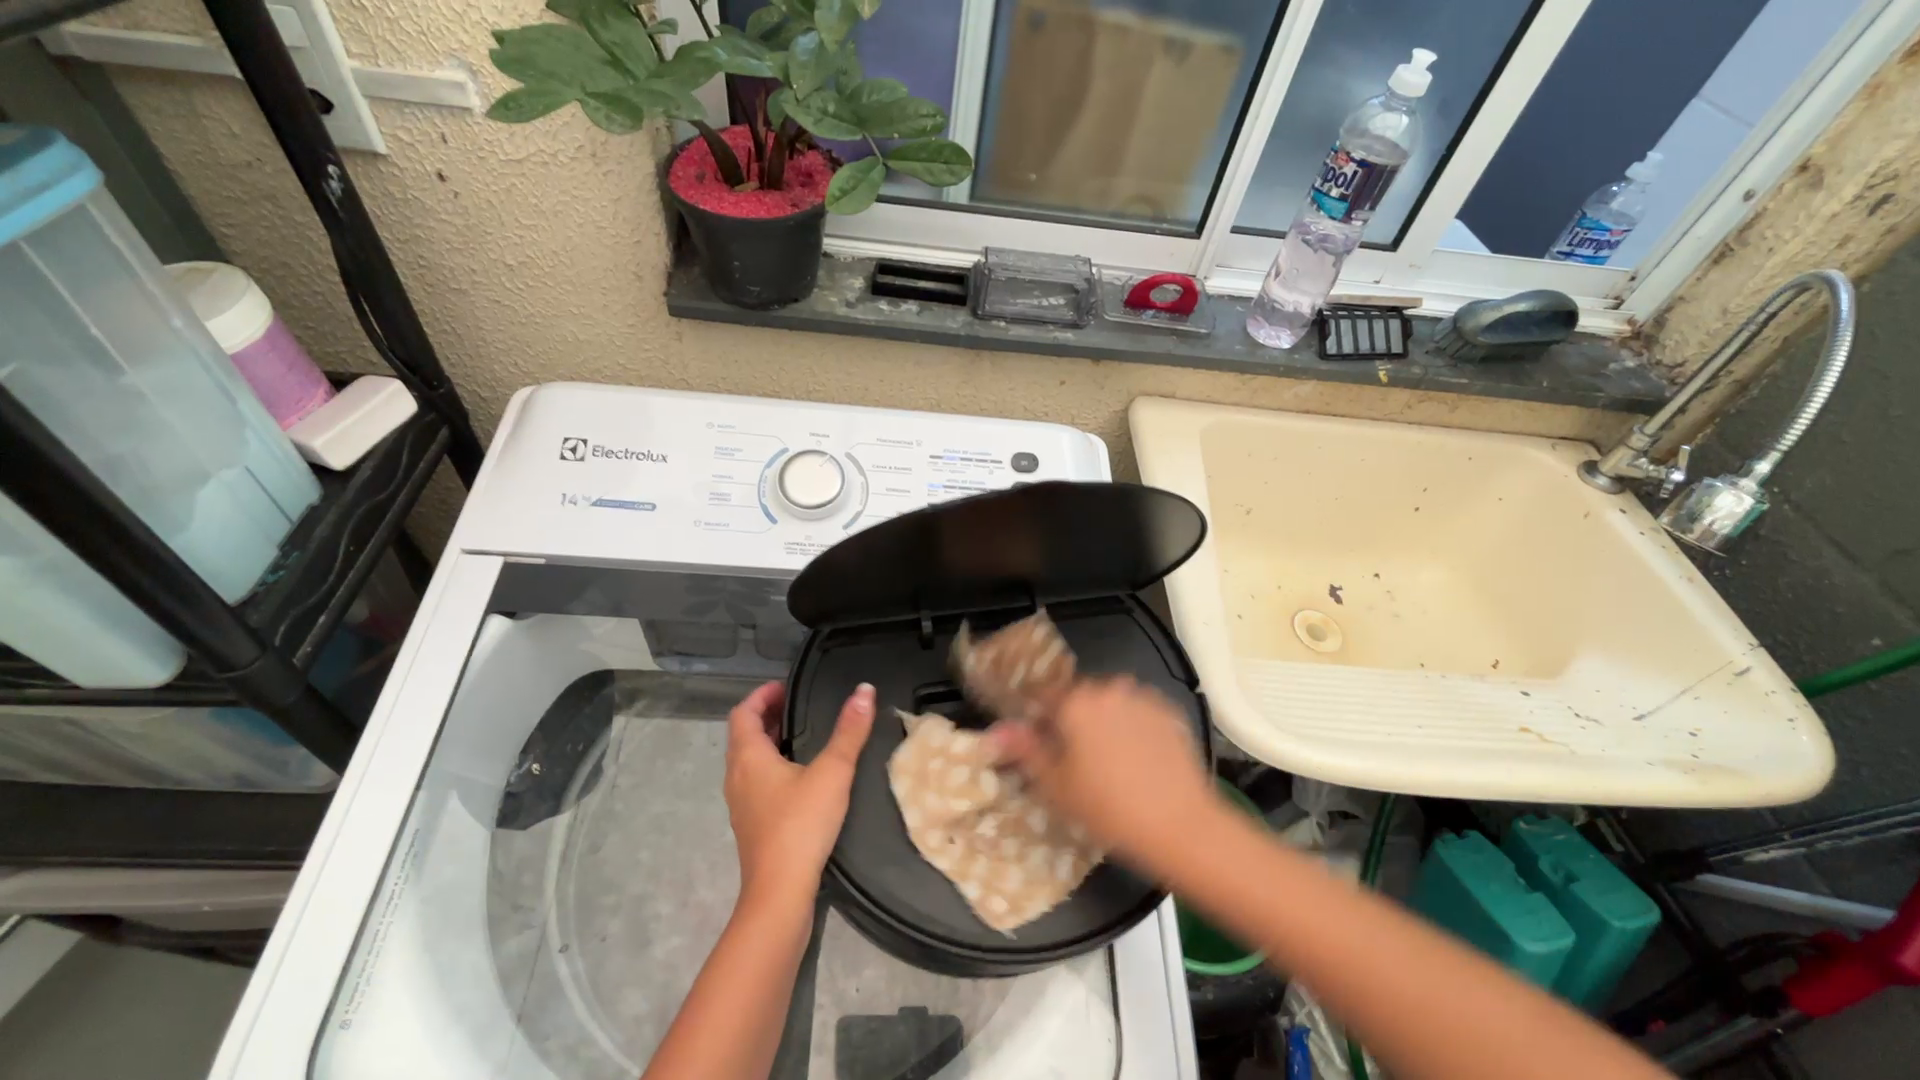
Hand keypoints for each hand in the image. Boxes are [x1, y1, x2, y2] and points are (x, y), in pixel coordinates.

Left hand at [724, 680, 874, 905]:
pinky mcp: (751, 825)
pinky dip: (772, 768)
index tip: (786, 687)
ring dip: (769, 744)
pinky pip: (756, 784)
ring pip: (749, 762)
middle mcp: (737, 776)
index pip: (744, 713)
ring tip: (803, 737)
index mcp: (748, 757)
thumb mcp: (832, 772)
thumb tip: (864, 690)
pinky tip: (800, 779)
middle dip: (768, 717)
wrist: (779, 891)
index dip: (762, 695)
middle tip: (798, 706)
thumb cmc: (801, 824)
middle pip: (744, 736)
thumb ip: (849, 731)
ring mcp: (740, 804)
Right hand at [989, 677, 1214, 861]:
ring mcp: (1143, 698)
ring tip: (1109, 762)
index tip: (1037, 740)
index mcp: (1075, 702)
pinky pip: (1139, 714)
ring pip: (1111, 704)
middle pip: (1079, 697)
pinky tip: (1137, 761)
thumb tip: (998, 730)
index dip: (1036, 717)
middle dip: (1072, 719)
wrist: (1181, 825)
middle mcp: (1109, 689)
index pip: (1041, 695)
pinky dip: (1133, 728)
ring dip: (1104, 722)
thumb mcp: (1056, 786)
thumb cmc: (1108, 809)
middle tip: (1074, 760)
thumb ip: (1025, 750)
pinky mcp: (1170, 713)